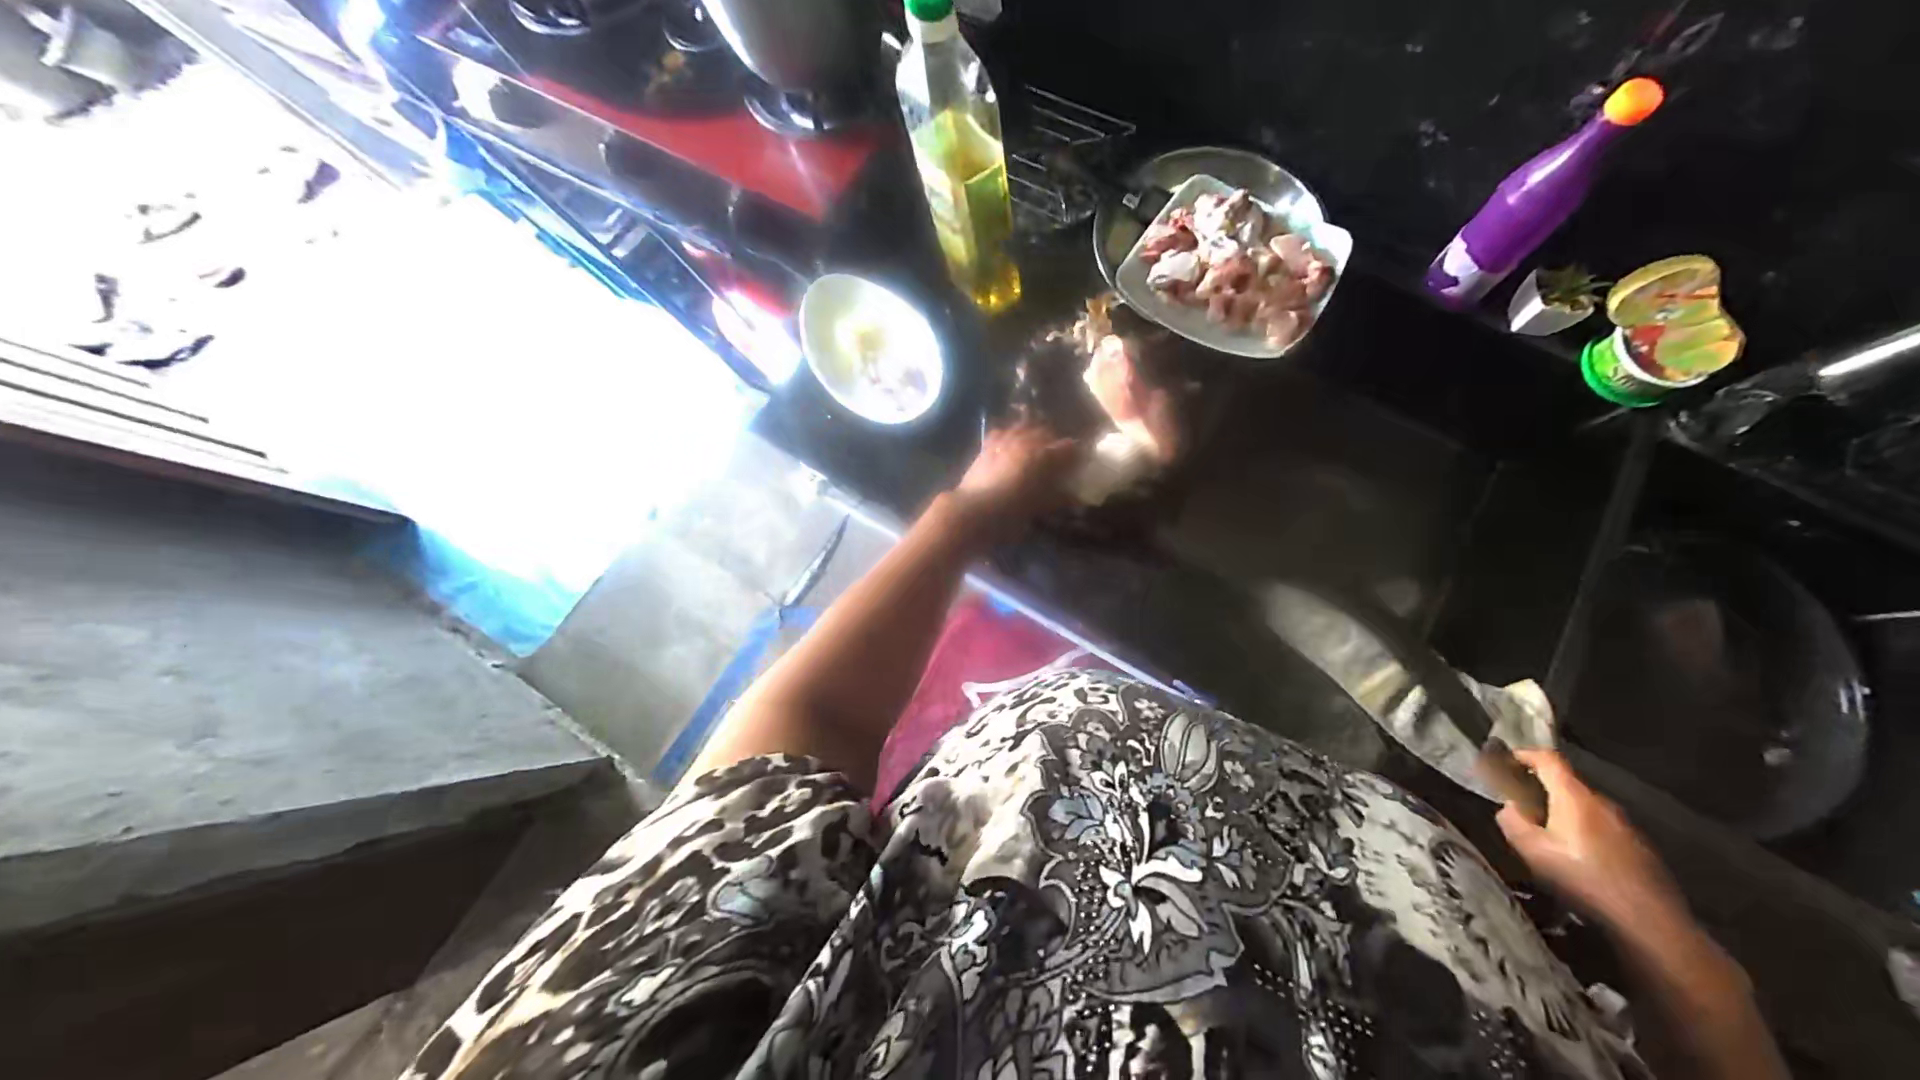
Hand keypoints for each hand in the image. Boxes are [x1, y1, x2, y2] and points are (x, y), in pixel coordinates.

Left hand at [948, 421, 1078, 537]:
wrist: (972, 510)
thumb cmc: (1010, 512)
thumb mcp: (1039, 507)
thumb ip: (1059, 498)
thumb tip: (1076, 498)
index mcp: (1045, 456)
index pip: (1069, 448)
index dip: (1077, 454)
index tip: (1079, 462)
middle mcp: (1027, 441)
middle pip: (1047, 432)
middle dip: (1054, 441)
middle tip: (1056, 456)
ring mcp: (1005, 440)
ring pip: (1025, 427)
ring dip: (1033, 433)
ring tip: (1035, 446)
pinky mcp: (987, 445)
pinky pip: (1003, 432)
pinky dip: (1010, 434)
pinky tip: (1010, 443)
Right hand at [1497, 748, 1689, 934]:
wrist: (1650, 921)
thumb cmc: (1583, 877)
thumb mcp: (1531, 849)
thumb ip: (1512, 820)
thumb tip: (1510, 807)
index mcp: (1575, 796)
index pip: (1549, 759)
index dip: (1525, 754)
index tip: (1505, 761)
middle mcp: (1603, 803)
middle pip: (1567, 783)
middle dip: (1542, 788)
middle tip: (1522, 805)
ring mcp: (1627, 825)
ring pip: (1586, 807)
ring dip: (1564, 812)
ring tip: (1549, 835)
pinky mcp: (1640, 847)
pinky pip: (1603, 827)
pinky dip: (1585, 831)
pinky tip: (1580, 858)